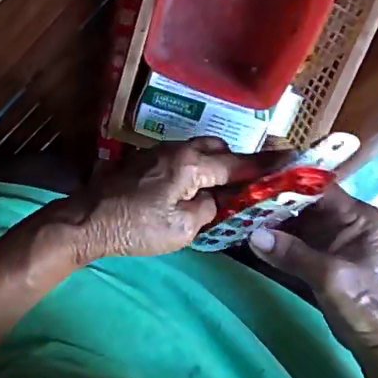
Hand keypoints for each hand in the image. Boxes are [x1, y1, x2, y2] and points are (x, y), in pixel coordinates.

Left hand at [46, 138, 254, 260]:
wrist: (86, 221)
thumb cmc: (135, 227)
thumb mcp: (182, 229)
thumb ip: (208, 210)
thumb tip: (216, 200)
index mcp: (191, 163)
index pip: (238, 163)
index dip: (265, 165)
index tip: (291, 161)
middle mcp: (176, 149)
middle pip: (217, 148)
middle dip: (237, 162)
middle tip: (250, 184)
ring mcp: (157, 152)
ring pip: (197, 151)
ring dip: (213, 165)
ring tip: (224, 188)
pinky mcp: (143, 161)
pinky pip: (180, 158)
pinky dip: (194, 169)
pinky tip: (193, 188)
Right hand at [249, 187, 377, 377]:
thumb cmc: (368, 310)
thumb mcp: (330, 279)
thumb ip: (292, 254)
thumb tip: (253, 234)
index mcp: (359, 218)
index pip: (316, 186)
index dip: (283, 183)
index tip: (250, 183)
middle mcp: (346, 223)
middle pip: (300, 203)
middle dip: (267, 203)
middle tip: (233, 201)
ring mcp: (333, 241)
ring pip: (293, 223)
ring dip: (265, 223)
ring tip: (232, 218)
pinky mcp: (322, 259)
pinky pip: (292, 243)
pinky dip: (271, 242)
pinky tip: (244, 239)